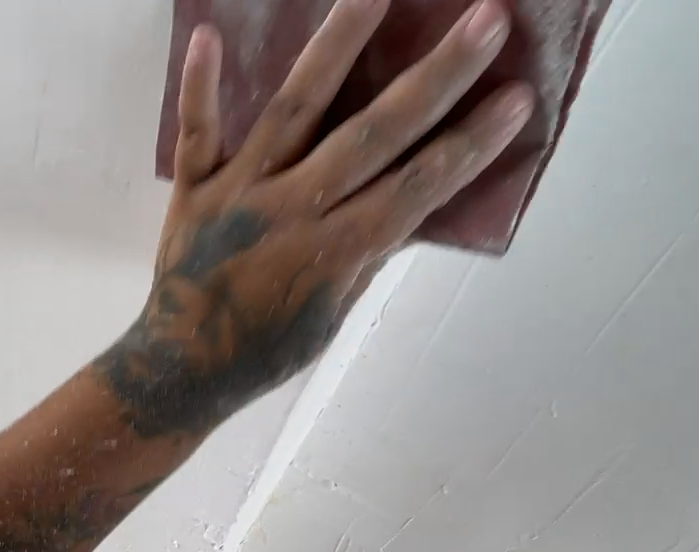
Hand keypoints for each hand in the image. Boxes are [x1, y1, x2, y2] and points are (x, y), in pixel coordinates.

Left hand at [95, 0, 534, 438]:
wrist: (181, 371)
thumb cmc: (262, 353)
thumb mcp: (328, 319)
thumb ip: (364, 261)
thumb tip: (407, 210)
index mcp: (333, 252)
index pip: (415, 189)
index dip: (468, 146)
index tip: (517, 98)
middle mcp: (291, 210)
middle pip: (370, 136)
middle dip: (433, 80)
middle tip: (486, 20)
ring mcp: (239, 194)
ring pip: (293, 111)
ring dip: (336, 46)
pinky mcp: (193, 191)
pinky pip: (197, 135)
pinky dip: (200, 89)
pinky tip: (209, 33)